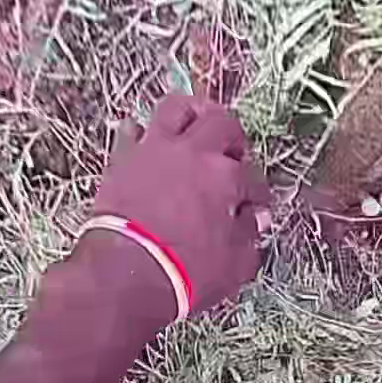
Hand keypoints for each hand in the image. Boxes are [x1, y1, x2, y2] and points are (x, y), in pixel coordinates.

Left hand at [89, 94, 268, 318]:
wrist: (128, 274)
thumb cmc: (187, 274)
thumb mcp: (233, 266)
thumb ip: (248, 237)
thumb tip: (254, 220)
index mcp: (226, 178)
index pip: (253, 179)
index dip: (258, 195)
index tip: (256, 209)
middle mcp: (194, 153)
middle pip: (222, 124)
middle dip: (234, 139)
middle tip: (235, 156)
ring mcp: (156, 150)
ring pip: (178, 108)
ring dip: (192, 114)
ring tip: (197, 128)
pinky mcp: (123, 158)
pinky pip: (133, 130)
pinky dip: (145, 135)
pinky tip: (150, 146)